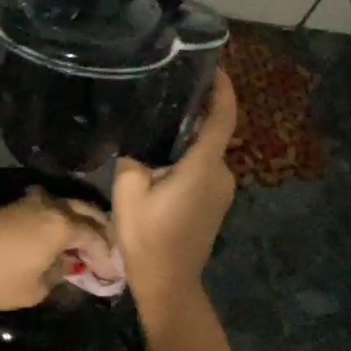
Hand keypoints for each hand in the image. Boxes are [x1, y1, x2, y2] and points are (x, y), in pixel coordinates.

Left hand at [0, 189, 111, 310]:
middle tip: (110, 252)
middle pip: (86, 212)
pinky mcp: (13, 207)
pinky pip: (50, 210)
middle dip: (101, 231)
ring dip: (81, 223)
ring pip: (67, 207)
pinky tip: (61, 240)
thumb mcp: (35, 289)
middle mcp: (50, 206)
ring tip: (88, 246)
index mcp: (62, 224)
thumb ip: (58, 275)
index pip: (97, 237)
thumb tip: (65, 265)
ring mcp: (30, 203)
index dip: (108, 257)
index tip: (112, 276)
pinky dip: (62, 222)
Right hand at [111, 71, 238, 310]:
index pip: (222, 117)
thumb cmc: (147, 237)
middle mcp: (222, 174)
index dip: (222, 89)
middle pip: (211, 133)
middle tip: (162, 94)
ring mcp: (222, 190)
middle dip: (191, 113)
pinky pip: (203, 169)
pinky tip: (159, 161)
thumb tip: (138, 139)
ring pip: (204, 153)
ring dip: (185, 140)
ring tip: (153, 126)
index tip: (213, 66)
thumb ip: (134, 157)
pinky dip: (186, 159)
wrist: (168, 284)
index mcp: (203, 166)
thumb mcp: (127, 191)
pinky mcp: (216, 203)